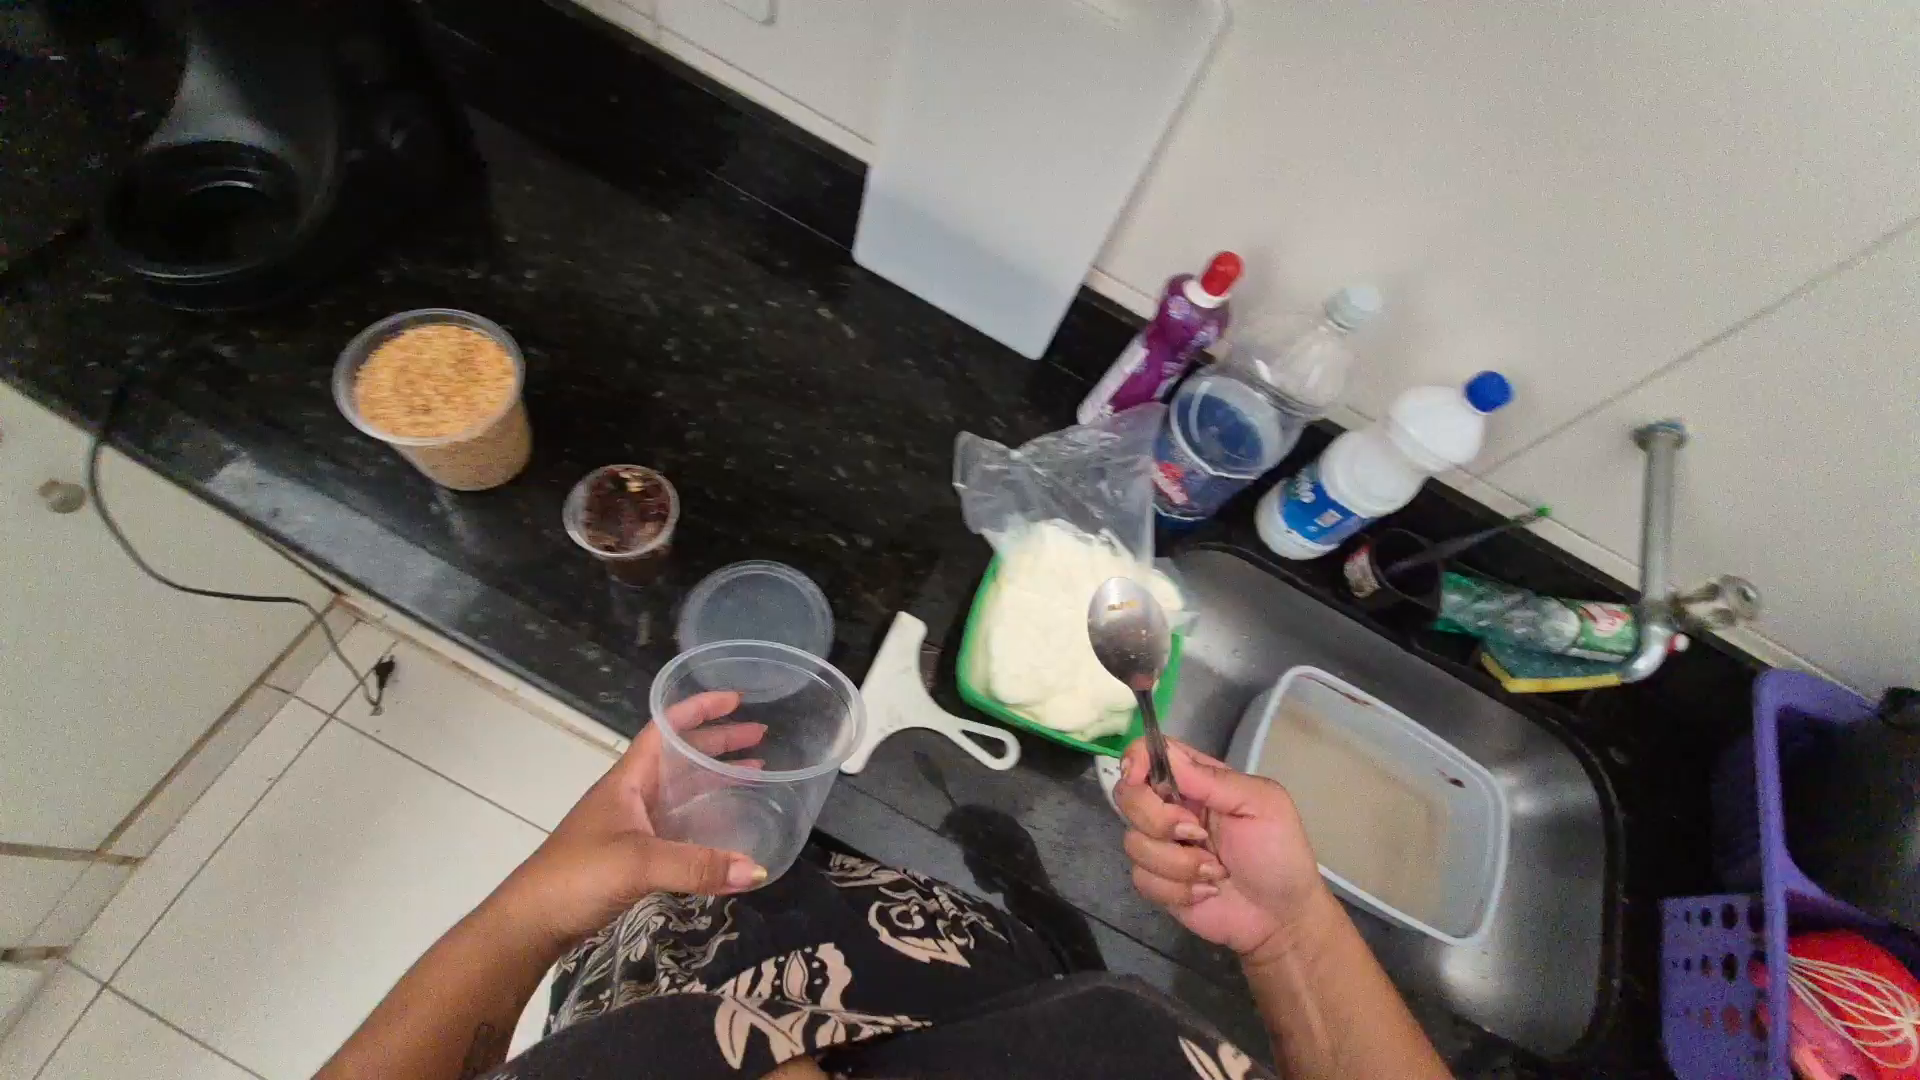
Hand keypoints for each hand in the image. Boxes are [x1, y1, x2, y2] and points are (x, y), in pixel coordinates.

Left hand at [485, 691, 768, 951]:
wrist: (527, 925)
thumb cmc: (575, 875)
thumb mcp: (638, 863)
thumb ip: (698, 865)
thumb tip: (757, 869)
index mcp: (629, 778)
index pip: (667, 728)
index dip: (700, 708)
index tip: (736, 700)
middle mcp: (634, 793)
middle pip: (682, 755)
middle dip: (720, 741)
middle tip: (761, 736)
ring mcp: (634, 824)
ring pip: (684, 788)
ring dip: (717, 777)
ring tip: (756, 772)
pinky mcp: (636, 853)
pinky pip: (681, 822)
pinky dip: (708, 815)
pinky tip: (730, 825)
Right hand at [1115, 738, 1331, 963]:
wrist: (1283, 919)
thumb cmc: (1279, 853)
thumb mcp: (1260, 804)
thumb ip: (1212, 779)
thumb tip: (1162, 753)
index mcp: (1194, 781)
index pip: (1148, 753)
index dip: (1135, 759)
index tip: (1137, 778)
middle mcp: (1170, 807)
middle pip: (1128, 796)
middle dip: (1158, 820)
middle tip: (1197, 834)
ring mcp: (1161, 844)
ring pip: (1134, 841)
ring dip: (1179, 863)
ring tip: (1215, 871)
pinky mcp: (1157, 881)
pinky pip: (1142, 878)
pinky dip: (1178, 889)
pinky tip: (1206, 891)